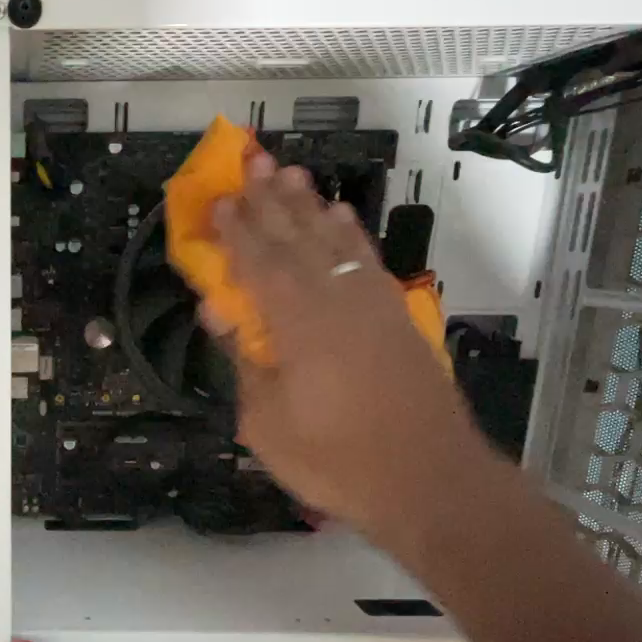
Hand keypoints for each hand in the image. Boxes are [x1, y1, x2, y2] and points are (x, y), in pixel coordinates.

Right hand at [207, 152, 491, 532]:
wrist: (425, 478)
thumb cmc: (334, 459)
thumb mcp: (266, 421)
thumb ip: (243, 360)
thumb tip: (216, 311)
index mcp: (298, 324)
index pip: (258, 264)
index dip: (234, 232)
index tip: (216, 201)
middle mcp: (335, 300)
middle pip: (296, 239)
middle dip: (269, 200)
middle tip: (250, 163)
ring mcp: (371, 304)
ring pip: (334, 240)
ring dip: (308, 205)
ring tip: (289, 174)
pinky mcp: (394, 316)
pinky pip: (366, 259)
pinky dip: (350, 233)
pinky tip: (340, 217)